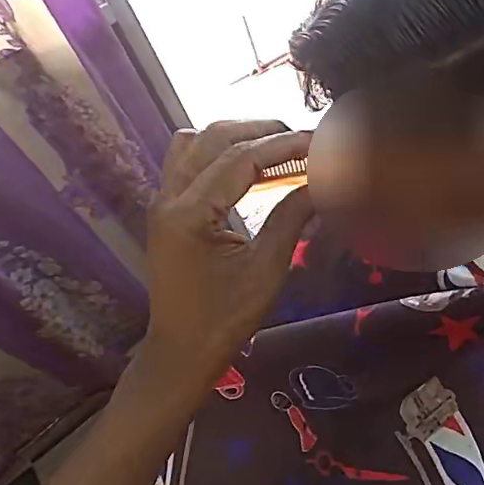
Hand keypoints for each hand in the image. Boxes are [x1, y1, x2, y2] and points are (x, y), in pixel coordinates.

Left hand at [137, 120, 314, 390]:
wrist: (181, 352)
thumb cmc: (225, 318)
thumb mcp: (266, 270)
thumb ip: (291, 218)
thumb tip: (321, 182)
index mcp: (189, 214)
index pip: (240, 159)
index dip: (283, 145)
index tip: (317, 140)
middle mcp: (168, 198)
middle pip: (213, 138)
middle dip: (259, 132)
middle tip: (300, 138)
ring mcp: (162, 202)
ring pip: (194, 143)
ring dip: (235, 137)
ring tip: (275, 146)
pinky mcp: (166, 210)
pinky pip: (188, 162)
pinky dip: (219, 153)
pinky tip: (248, 167)